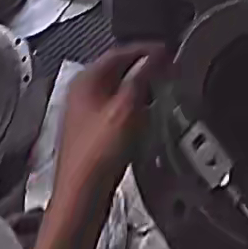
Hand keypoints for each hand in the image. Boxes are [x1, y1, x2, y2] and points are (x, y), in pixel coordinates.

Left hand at [53, 44, 166, 203]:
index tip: (166, 52)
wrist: (81, 198)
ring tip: (160, 90)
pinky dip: (133, 107)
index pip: (120, 52)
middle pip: (118, 69)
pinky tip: (144, 116)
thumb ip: (142, 78)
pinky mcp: (92, 132)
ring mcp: (85, 112)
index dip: (145, 49)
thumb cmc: (96, 156)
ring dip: (139, 88)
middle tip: (166, 70)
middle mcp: (82, 92)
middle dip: (144, 68)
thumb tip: (155, 56)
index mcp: (86, 80)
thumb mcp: (126, 109)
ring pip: (118, 89)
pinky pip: (116, 109)